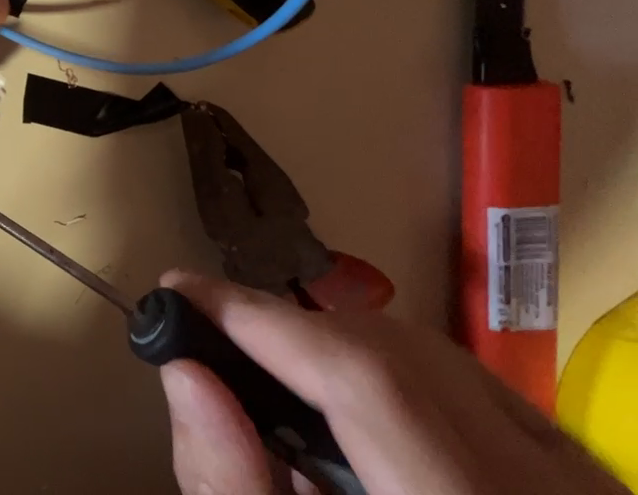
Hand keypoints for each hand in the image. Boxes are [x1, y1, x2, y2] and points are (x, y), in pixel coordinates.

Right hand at [158, 270, 620, 494]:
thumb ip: (232, 484)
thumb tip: (183, 371)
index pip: (368, 382)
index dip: (260, 319)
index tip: (177, 292)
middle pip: (405, 359)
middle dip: (287, 330)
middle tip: (207, 329)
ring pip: (443, 364)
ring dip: (335, 348)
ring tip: (262, 366)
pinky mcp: (588, 490)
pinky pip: (482, 394)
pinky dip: (392, 375)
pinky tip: (339, 410)